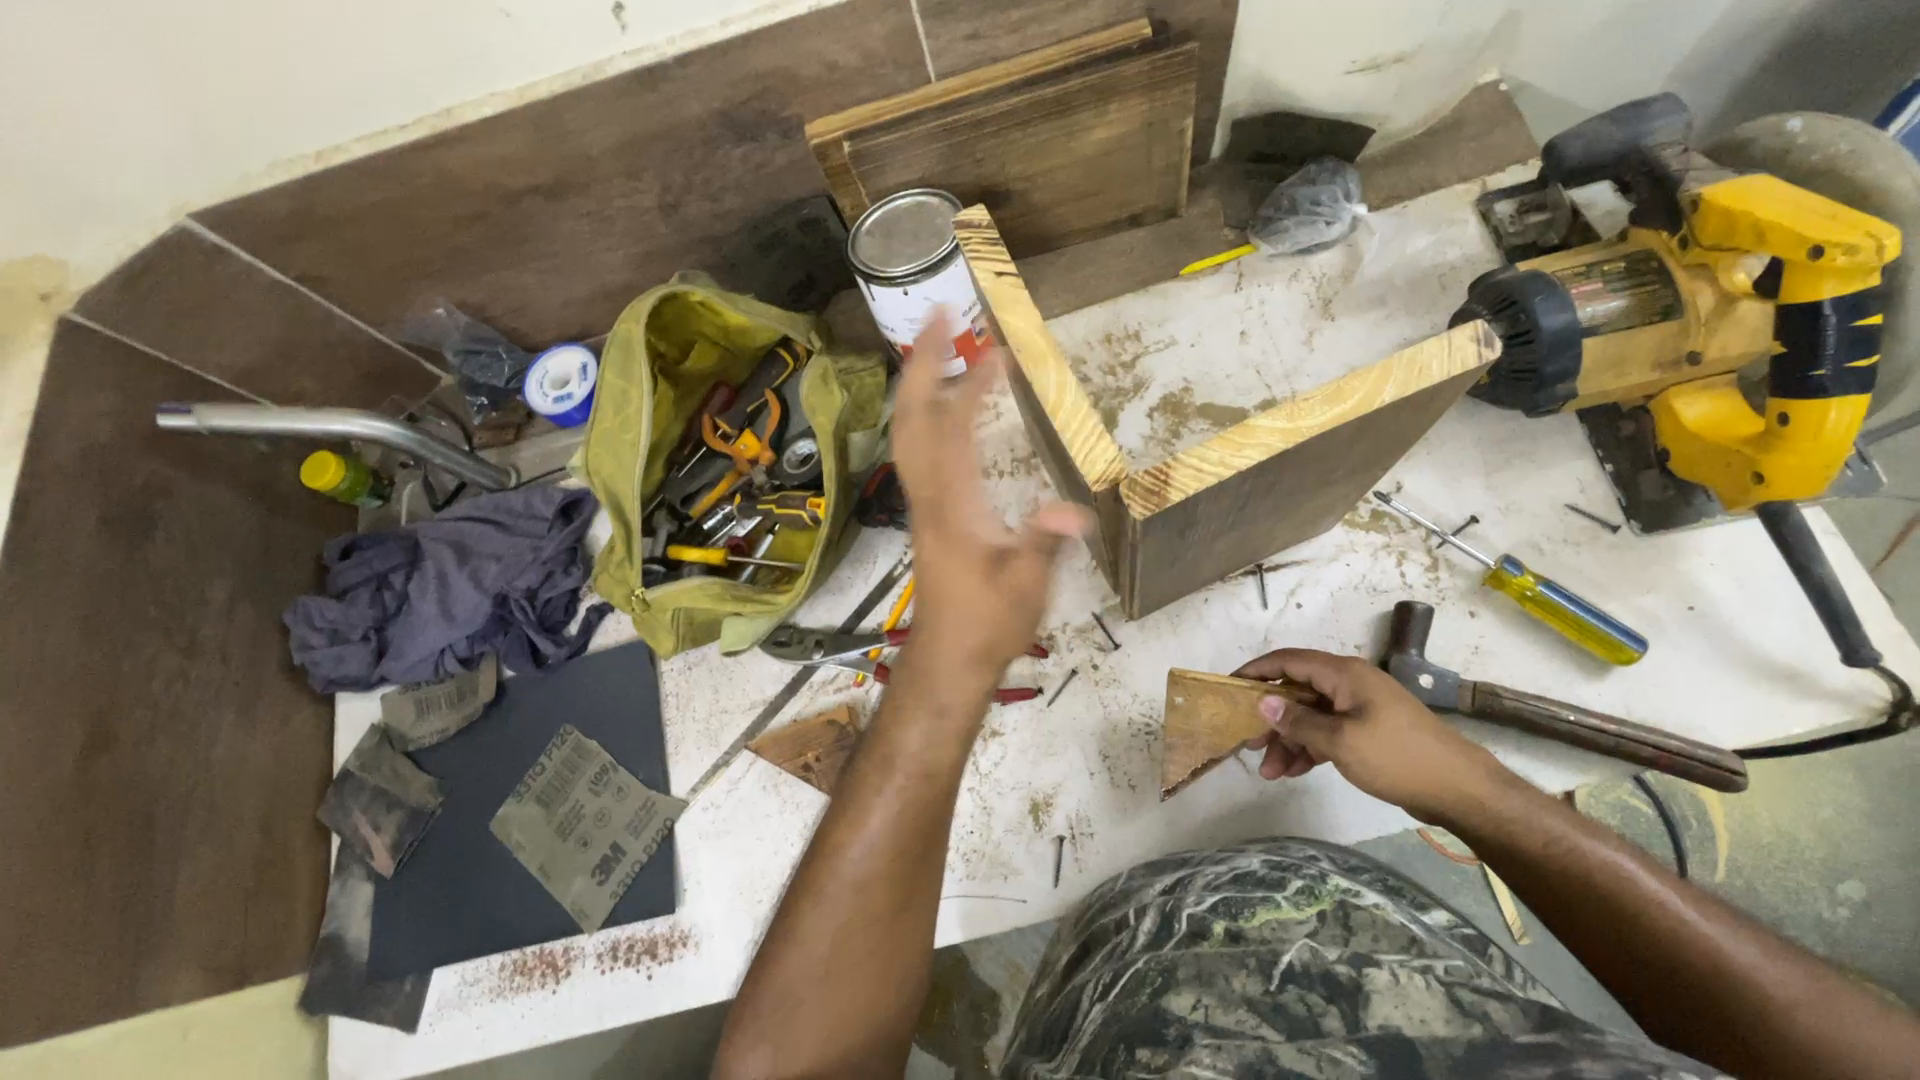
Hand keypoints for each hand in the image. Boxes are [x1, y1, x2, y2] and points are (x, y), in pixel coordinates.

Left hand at [890, 312, 1089, 697]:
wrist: (948, 657)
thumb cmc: (987, 623)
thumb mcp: (1026, 585)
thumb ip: (1046, 542)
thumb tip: (1075, 509)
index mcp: (953, 504)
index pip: (954, 430)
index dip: (970, 386)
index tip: (996, 352)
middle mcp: (929, 495)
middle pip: (911, 418)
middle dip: (920, 364)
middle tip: (937, 319)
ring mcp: (923, 503)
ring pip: (906, 432)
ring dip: (916, 385)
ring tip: (934, 346)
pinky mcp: (927, 514)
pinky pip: (915, 451)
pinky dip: (922, 416)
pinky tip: (941, 409)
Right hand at [1234, 649, 1505, 821]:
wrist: (1458, 789)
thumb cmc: (1397, 757)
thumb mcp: (1340, 741)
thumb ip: (1298, 721)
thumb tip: (1263, 702)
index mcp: (1344, 675)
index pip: (1288, 661)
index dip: (1256, 671)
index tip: (1228, 687)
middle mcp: (1349, 685)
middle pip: (1296, 692)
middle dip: (1271, 719)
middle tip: (1247, 744)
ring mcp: (1359, 709)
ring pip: (1310, 717)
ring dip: (1287, 741)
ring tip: (1269, 772)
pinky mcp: (1367, 732)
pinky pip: (1326, 733)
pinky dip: (1308, 749)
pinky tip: (1292, 772)